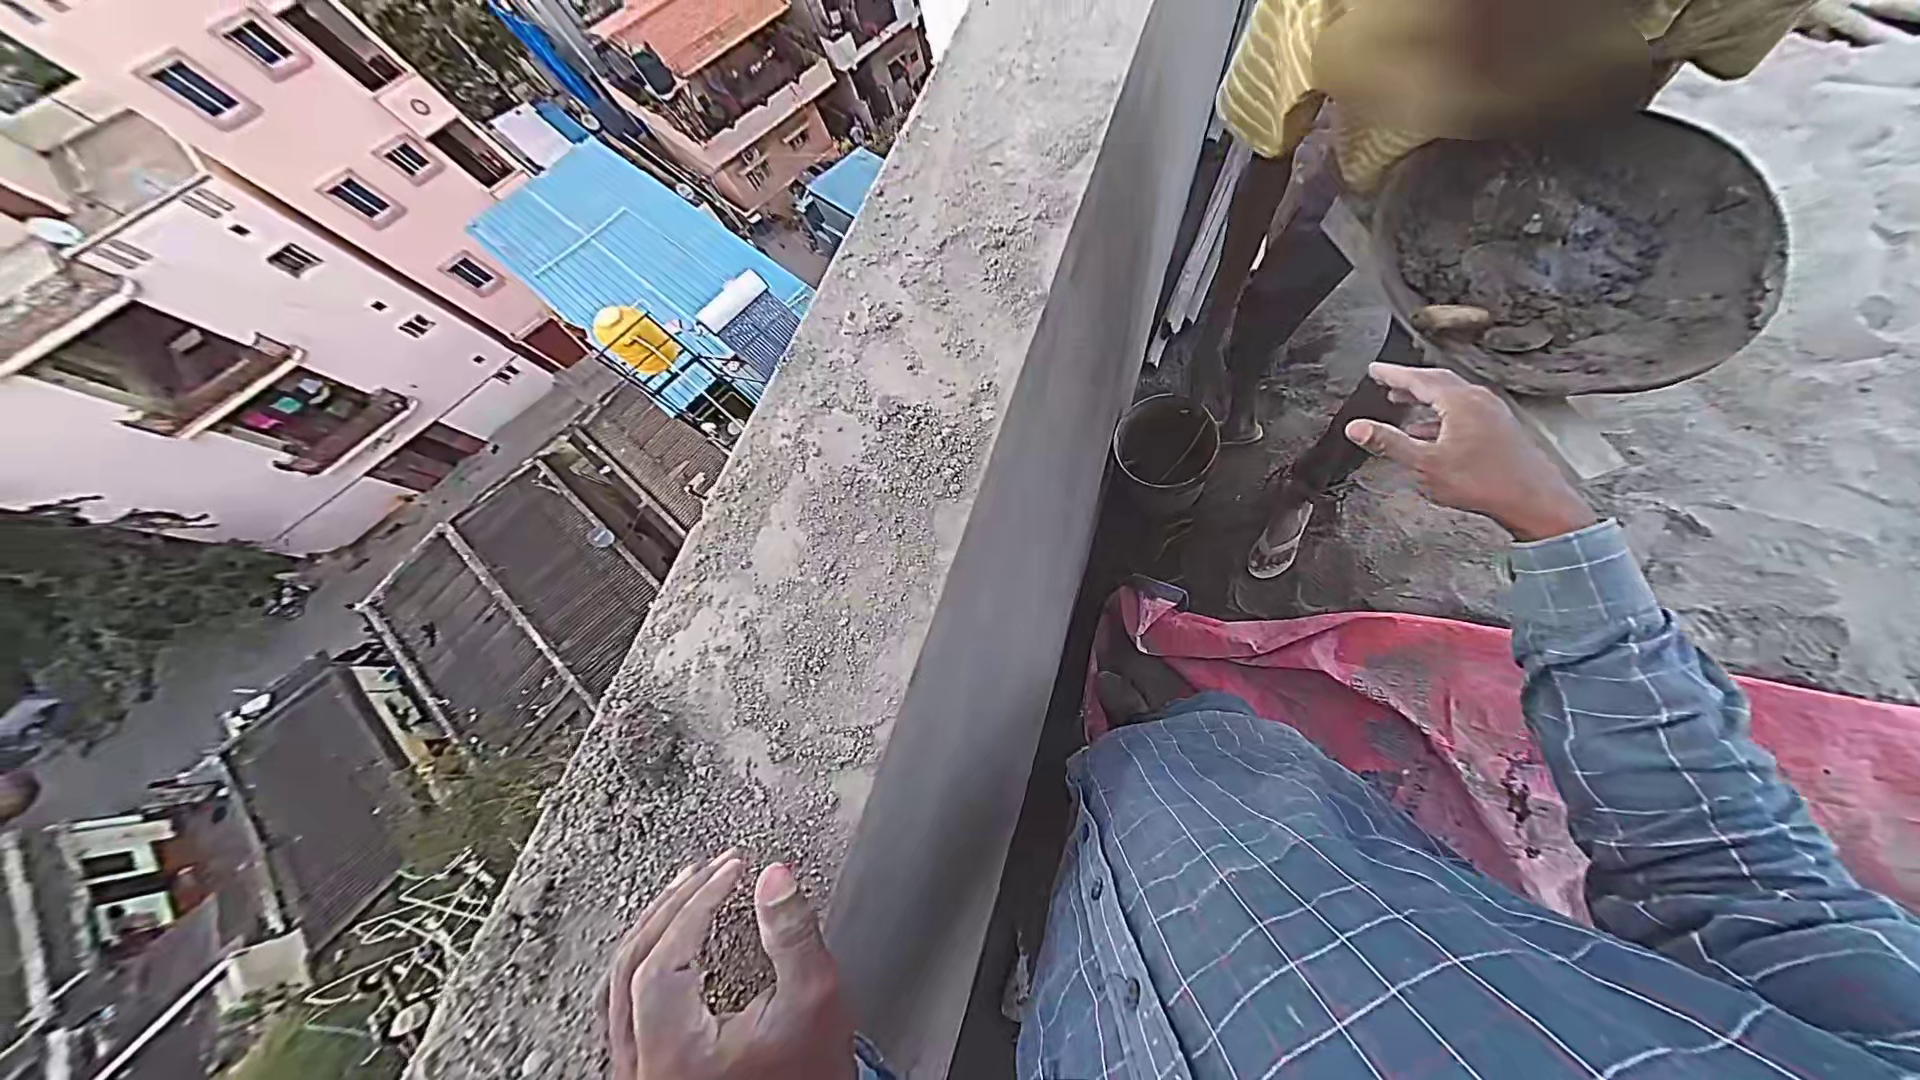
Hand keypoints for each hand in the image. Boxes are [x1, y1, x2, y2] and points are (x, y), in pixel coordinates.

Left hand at [609, 852, 852, 1079]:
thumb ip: (793, 933)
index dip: (699, 902)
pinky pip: (623, 1002)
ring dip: (657, 924)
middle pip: (634, 966)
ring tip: (690, 886)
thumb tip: (774, 875)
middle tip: (714, 868)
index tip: (732, 868)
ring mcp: (640, 1072)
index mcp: (676, 1053)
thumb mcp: (813, 994)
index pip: (665, 959)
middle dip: (678, 904)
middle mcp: (644, 1068)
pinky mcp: (649, 1069)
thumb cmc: (809, 1070)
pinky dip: (649, 954)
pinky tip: (672, 934)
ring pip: (619, 984)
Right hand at [1343, 363, 1596, 541]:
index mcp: (1460, 404)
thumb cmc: (1483, 482)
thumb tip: (1356, 428)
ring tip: (1403, 400)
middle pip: (1438, 382)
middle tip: (1387, 380)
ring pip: (1451, 395)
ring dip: (1424, 395)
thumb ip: (1387, 443)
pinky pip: (1462, 410)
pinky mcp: (1498, 428)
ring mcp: (1492, 414)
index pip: (1419, 380)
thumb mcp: (1424, 463)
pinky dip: (1439, 413)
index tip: (1375, 369)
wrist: (1532, 500)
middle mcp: (1479, 402)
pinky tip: (1428, 429)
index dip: (1393, 374)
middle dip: (1409, 380)